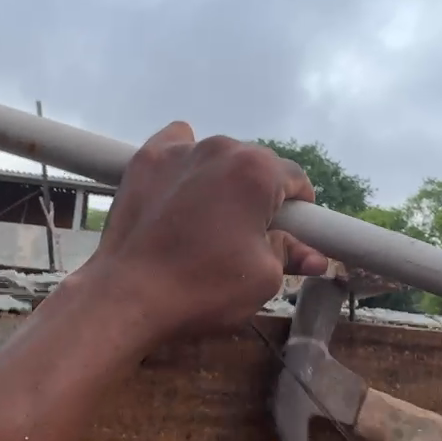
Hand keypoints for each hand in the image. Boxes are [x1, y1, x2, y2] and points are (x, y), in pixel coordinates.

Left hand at [82, 122, 329, 344]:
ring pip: (218, 156)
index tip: (289, 232)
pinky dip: (186, 160)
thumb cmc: (203, 289)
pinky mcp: (146, 159)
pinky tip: (182, 187)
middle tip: (249, 234)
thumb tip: (314, 257)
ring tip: (208, 219)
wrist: (127, 296)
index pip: (295, 179)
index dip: (298, 208)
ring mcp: (181, 150)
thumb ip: (291, 255)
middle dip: (260, 194)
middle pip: (257, 165)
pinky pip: (179, 144)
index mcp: (258, 173)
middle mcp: (222, 149)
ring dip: (223, 180)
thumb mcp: (262, 279)